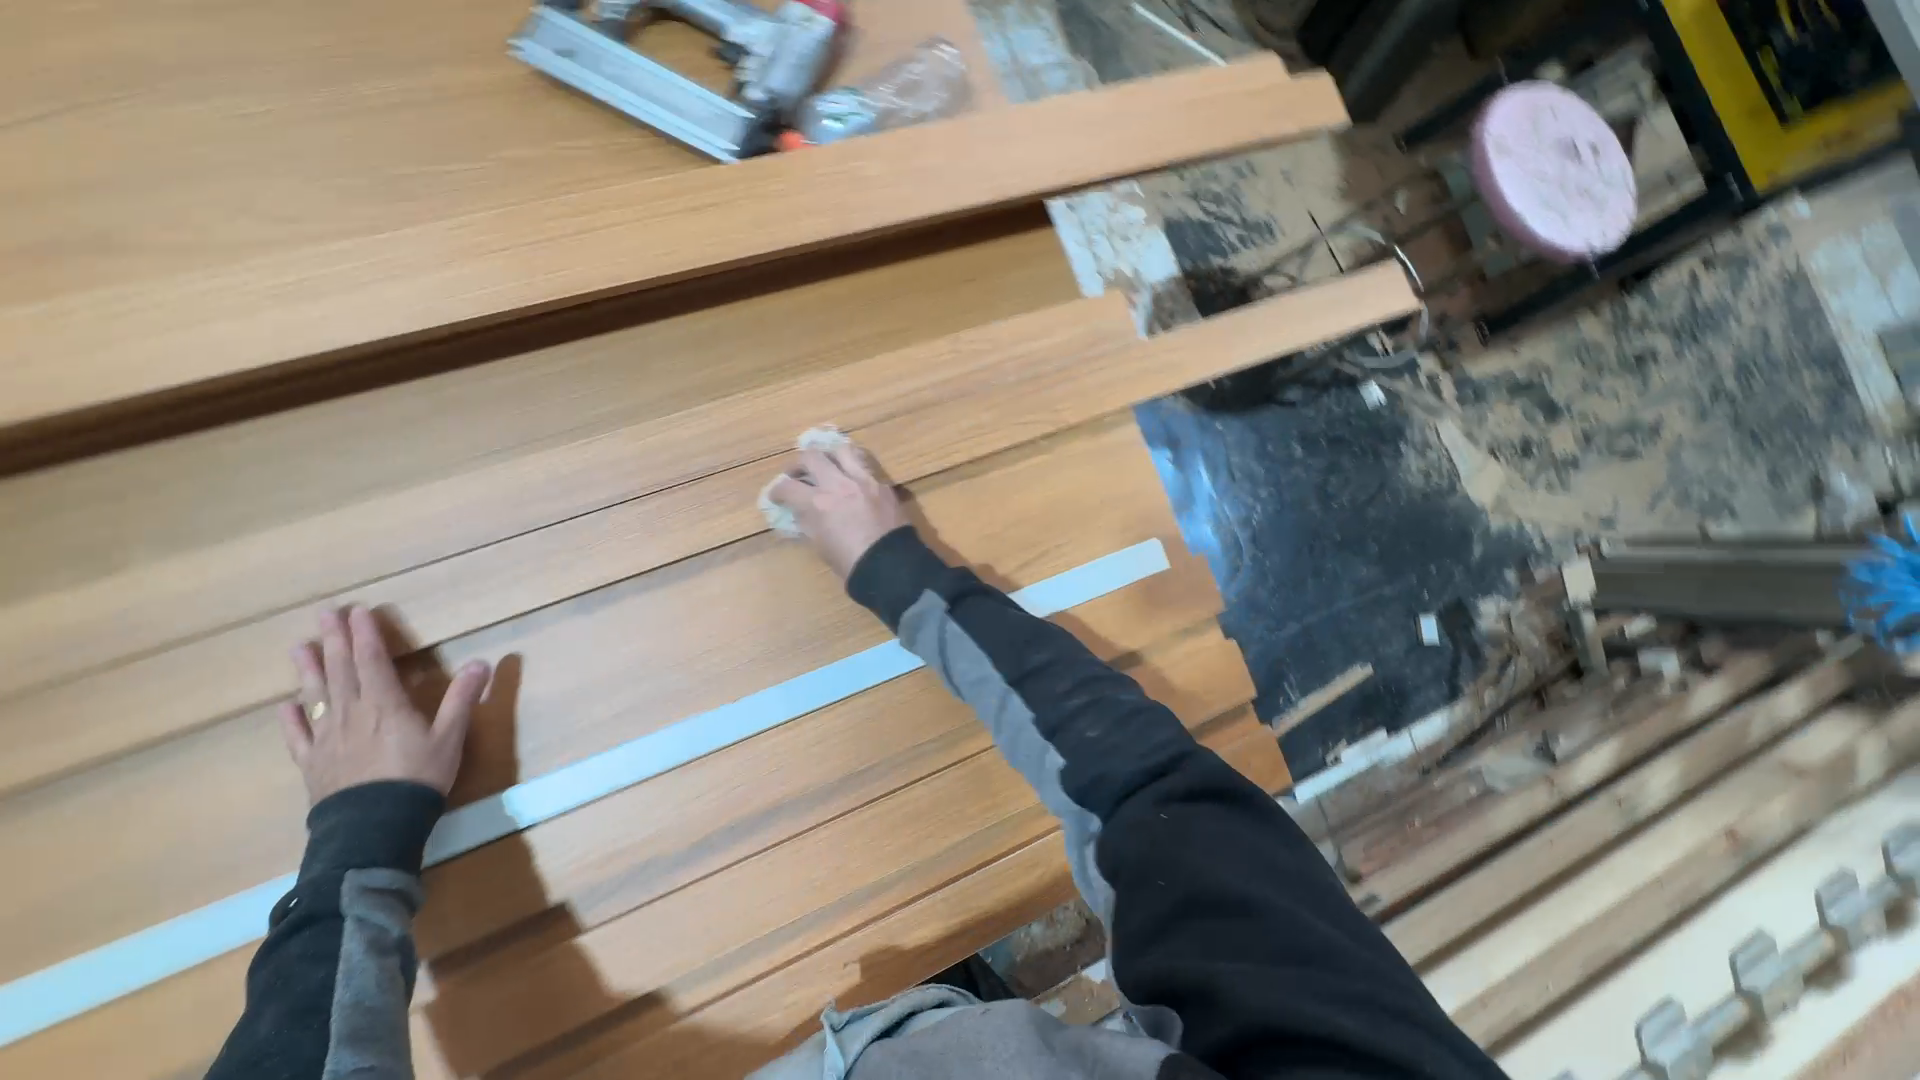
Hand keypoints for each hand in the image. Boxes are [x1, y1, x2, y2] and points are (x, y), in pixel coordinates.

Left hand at [279, 606, 490, 805]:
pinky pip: (297, 736)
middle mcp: (351, 713)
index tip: (358, 611)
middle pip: (341, 671)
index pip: (372, 661)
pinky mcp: (312, 762)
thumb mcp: (450, 736)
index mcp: (385, 704)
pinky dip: (290, 719)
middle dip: (335, 641)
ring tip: (299, 647)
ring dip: (308, 670)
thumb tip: (481, 663)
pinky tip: (285, 705)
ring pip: (315, 696)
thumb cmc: (419, 777)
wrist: (375, 825)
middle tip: (324, 614)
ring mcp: (327, 738)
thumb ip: (462, 699)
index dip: (366, 635)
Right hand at [765, 439, 907, 580]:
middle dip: (797, 463)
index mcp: (819, 503)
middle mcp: (839, 484)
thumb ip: (808, 522)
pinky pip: (865, 466)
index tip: (776, 496)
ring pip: (842, 450)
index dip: (776, 491)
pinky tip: (852, 478)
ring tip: (826, 464)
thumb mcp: (820, 545)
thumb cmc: (850, 563)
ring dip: (829, 455)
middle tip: (795, 473)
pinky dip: (853, 468)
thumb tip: (800, 511)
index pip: (787, 487)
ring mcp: (864, 480)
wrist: (891, 565)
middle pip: (811, 457)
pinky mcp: (883, 485)